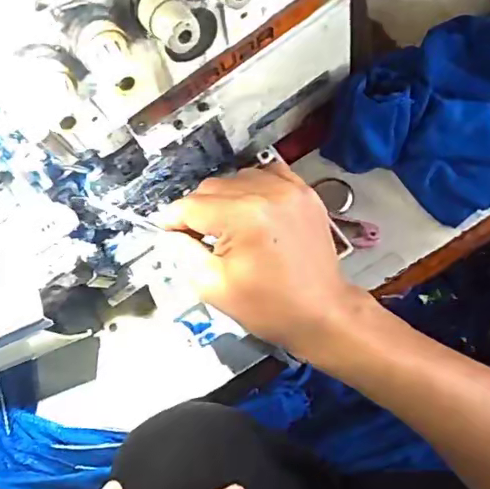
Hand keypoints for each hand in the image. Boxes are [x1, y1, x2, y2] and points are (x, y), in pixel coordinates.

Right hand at [157, 161, 369, 355]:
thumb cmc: (270, 307)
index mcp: (243, 216)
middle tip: (197, 239)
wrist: (322, 313)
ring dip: (223, 199)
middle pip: (211, 188)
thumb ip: (183, 253)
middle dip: (197, 212)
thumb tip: (170, 234)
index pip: (190, 205)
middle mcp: (267, 193)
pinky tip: (249, 211)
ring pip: (235, 178)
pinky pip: (266, 175)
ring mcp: (289, 190)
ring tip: (227, 229)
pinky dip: (251, 188)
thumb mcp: (213, 286)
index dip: (172, 221)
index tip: (167, 233)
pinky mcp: (304, 193)